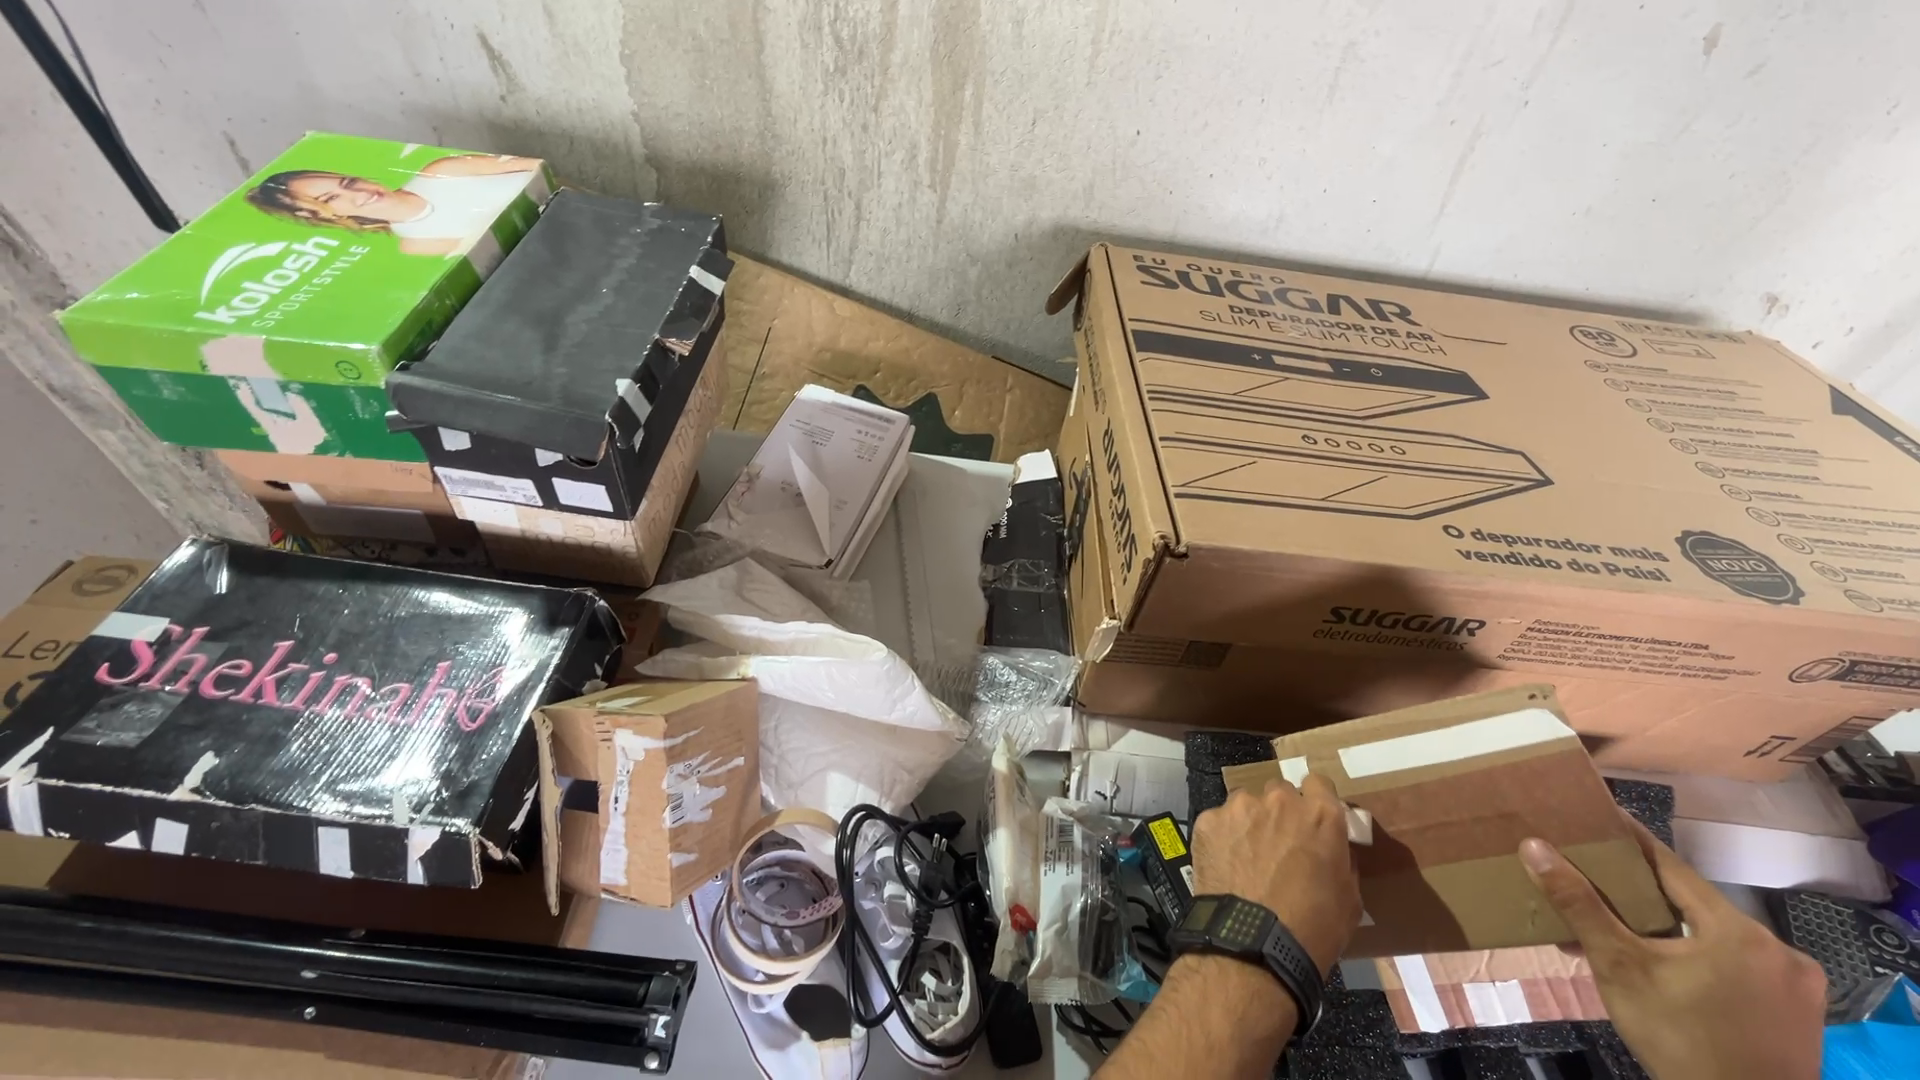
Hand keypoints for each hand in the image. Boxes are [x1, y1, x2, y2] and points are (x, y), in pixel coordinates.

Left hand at [1191, 775, 1362, 973]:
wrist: (1253, 944)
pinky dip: (1222, 837)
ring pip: (1246, 803)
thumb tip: (1333, 848)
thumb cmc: (1313, 927)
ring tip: (1246, 855)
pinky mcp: (1208, 820)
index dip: (1315, 800)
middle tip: (1278, 844)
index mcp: (1321, 814)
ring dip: (1249, 821)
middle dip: (1280, 812)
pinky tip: (1224, 864)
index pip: (1319, 784)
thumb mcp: (1349, 897)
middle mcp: (1280, 800)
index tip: (1311, 819)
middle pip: (1279, 792)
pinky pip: (1218, 821)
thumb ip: (1340, 859)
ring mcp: (1240, 807)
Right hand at [1520, 819, 1825, 1079]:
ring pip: (1712, 937)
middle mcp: (1777, 947)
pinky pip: (1735, 967)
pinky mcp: (1798, 1013)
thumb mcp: (1618, 968)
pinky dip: (1694, 959)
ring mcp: (1795, 984)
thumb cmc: (1678, 1037)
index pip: (1671, 866)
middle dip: (1639, 895)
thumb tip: (1534, 846)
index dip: (1630, 840)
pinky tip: (1662, 970)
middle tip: (1594, 883)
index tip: (1599, 815)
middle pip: (1692, 904)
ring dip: (1664, 931)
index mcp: (1737, 929)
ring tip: (1618, 933)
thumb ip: (1580, 905)